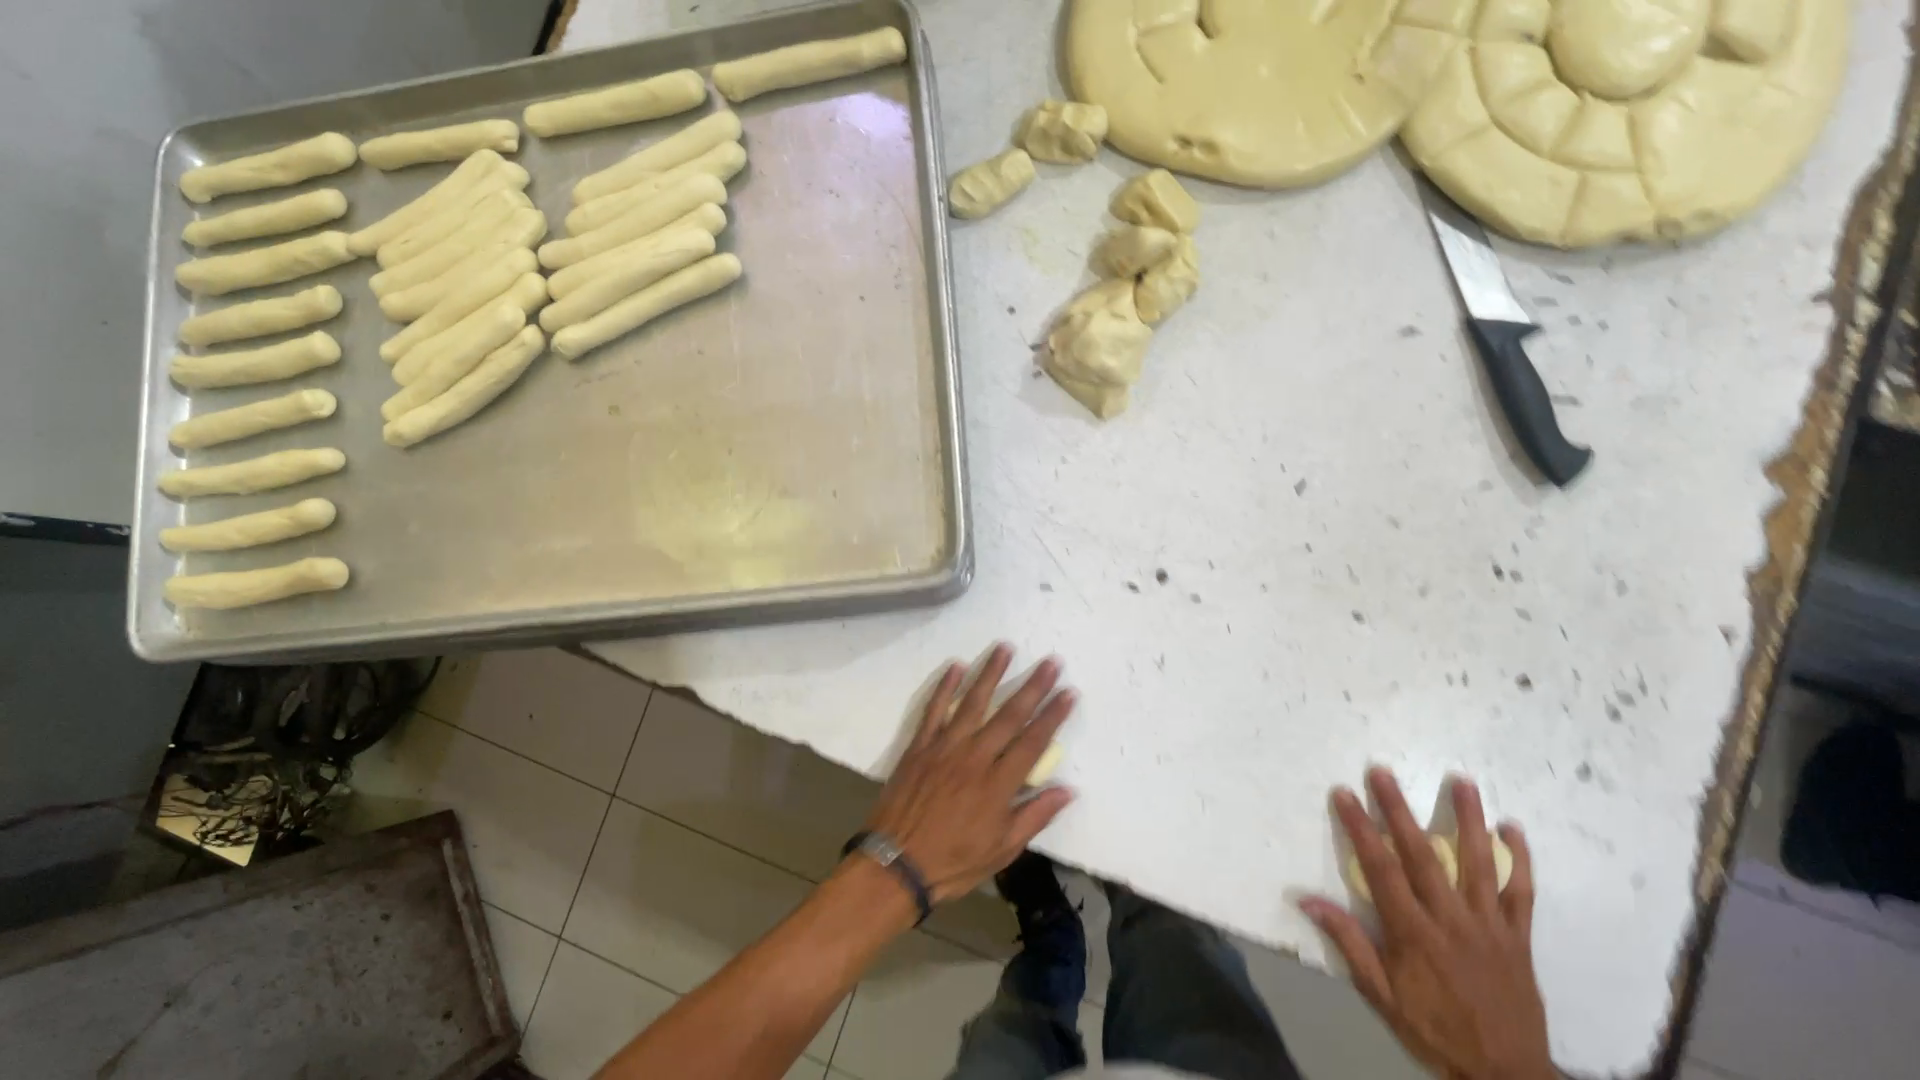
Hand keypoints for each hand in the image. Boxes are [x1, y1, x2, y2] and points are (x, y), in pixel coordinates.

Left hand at [863, 644, 1076, 903]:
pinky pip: (933, 709)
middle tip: (1050, 661)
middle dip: (1032, 686)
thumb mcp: (1002, 850)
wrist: (896, 864)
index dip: (1053, 715)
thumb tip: (1067, 791)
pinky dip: (945, 686)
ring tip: (1005, 648)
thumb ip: (1035, 817)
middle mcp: (975, 757)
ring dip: (991, 674)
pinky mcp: (919, 747)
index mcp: (998, 784)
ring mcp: (944, 747)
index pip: (1033, 741)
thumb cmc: (953, 862)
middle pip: (1009, 714)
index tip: (1069, 692)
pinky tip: (957, 666)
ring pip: (972, 702)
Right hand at [1300, 768, 1553, 1079]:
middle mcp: (1451, 919)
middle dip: (1399, 809)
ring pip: (1479, 862)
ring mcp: (1490, 925)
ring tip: (1461, 780)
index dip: (1360, 828)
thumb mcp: (1380, 996)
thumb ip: (1349, 944)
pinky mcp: (1519, 936)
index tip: (1345, 794)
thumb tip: (1309, 900)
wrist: (1504, 1074)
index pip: (1380, 869)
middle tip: (1382, 771)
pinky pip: (1522, 892)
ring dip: (1469, 818)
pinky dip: (1520, 859)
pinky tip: (1513, 828)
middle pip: (1423, 854)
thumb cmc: (1433, 1031)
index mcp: (1413, 933)